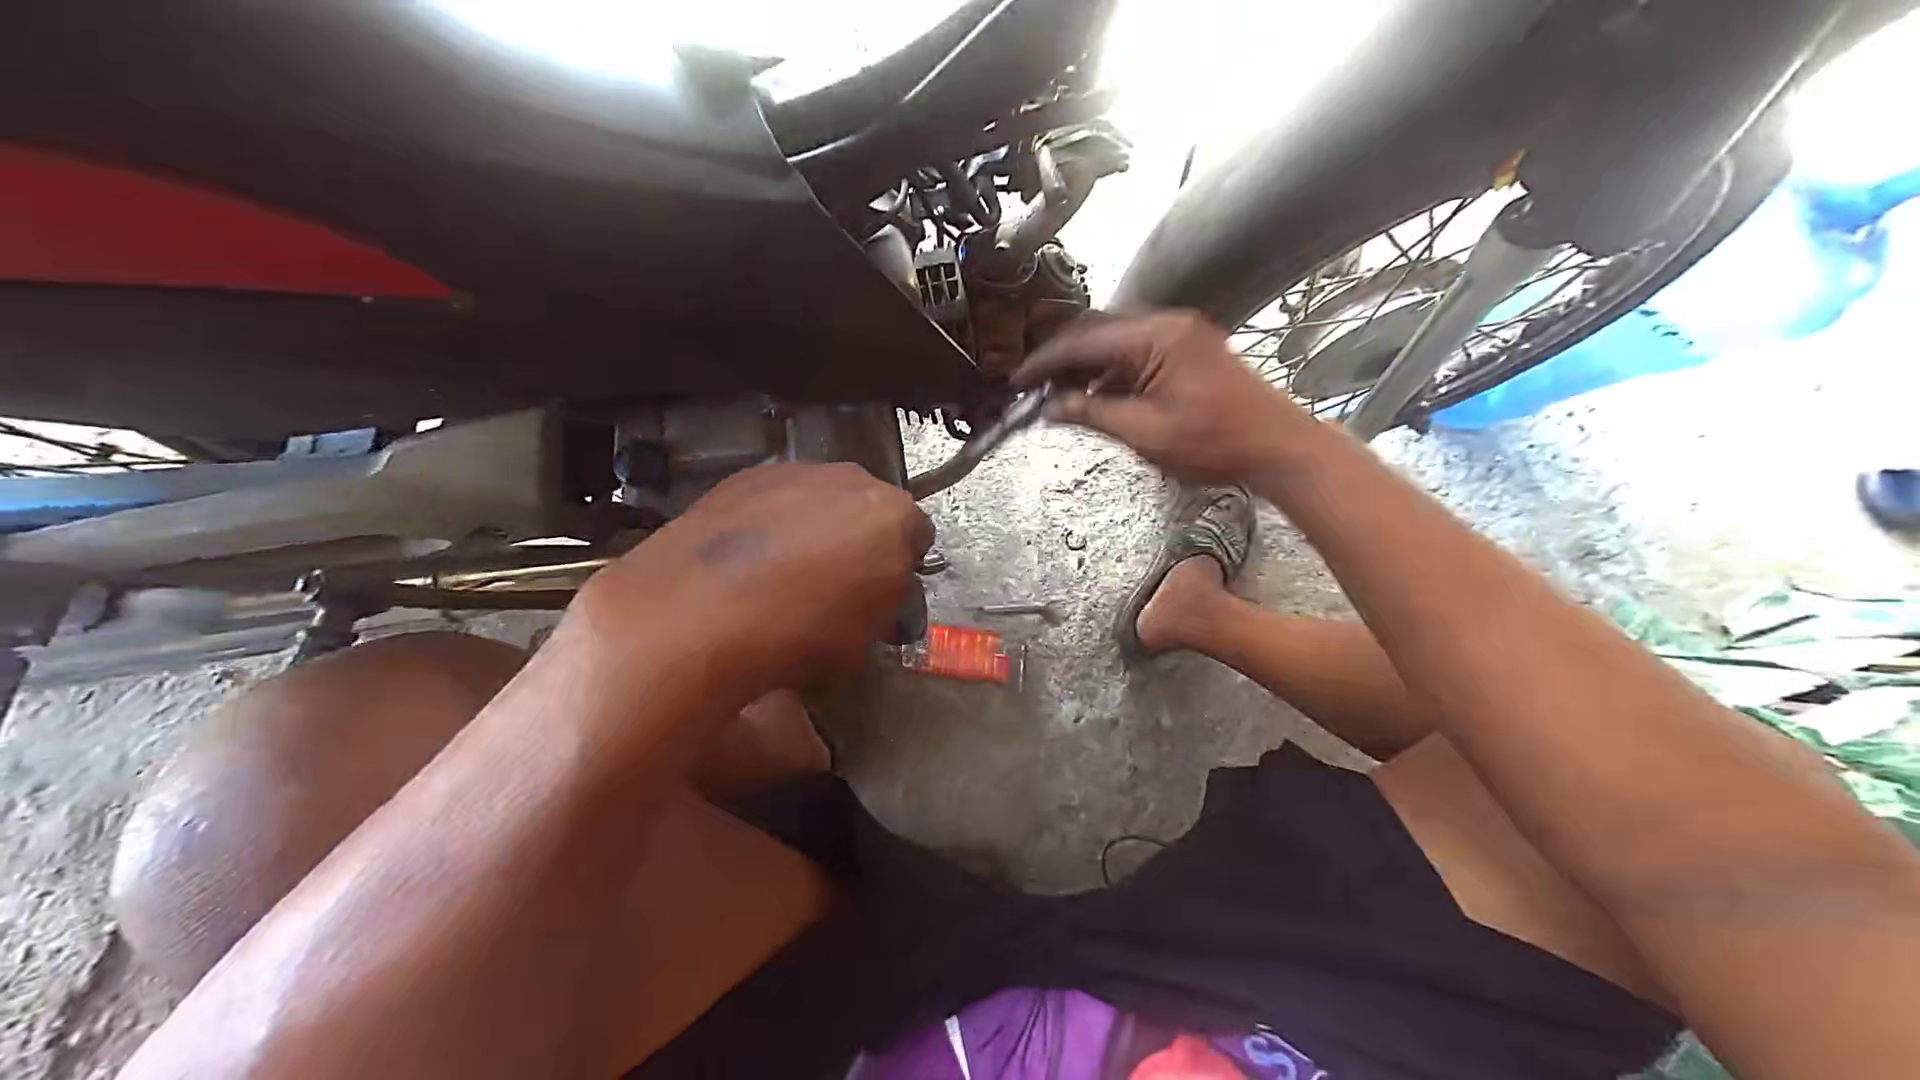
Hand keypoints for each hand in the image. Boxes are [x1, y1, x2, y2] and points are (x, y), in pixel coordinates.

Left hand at [571, 463, 931, 694]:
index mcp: (894, 516)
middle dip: (860, 540)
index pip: (918, 536)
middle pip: (869, 509)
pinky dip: (773, 521)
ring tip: (785, 571)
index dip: (901, 567)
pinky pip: (776, 498)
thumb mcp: (866, 639)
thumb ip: (888, 608)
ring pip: (822, 499)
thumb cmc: (800, 632)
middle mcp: (852, 479)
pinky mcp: (746, 476)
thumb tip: (882, 602)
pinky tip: (750, 557)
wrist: (700, 611)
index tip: (881, 594)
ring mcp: (796, 471)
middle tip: (836, 583)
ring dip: (816, 527)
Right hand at [1013, 310, 1319, 482]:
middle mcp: (1168, 324)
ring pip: (1116, 337)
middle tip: (1037, 387)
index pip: (1083, 341)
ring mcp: (1182, 333)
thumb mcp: (1145, 433)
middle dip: (1063, 357)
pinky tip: (1100, 394)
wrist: (1279, 447)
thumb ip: (1093, 413)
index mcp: (1156, 338)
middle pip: (1098, 329)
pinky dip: (1113, 368)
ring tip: (1062, 395)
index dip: (1045, 362)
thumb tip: (1053, 408)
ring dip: (1087, 363)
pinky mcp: (1190, 348)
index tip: (1020, 381)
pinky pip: (1138, 348)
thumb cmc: (1218, 443)